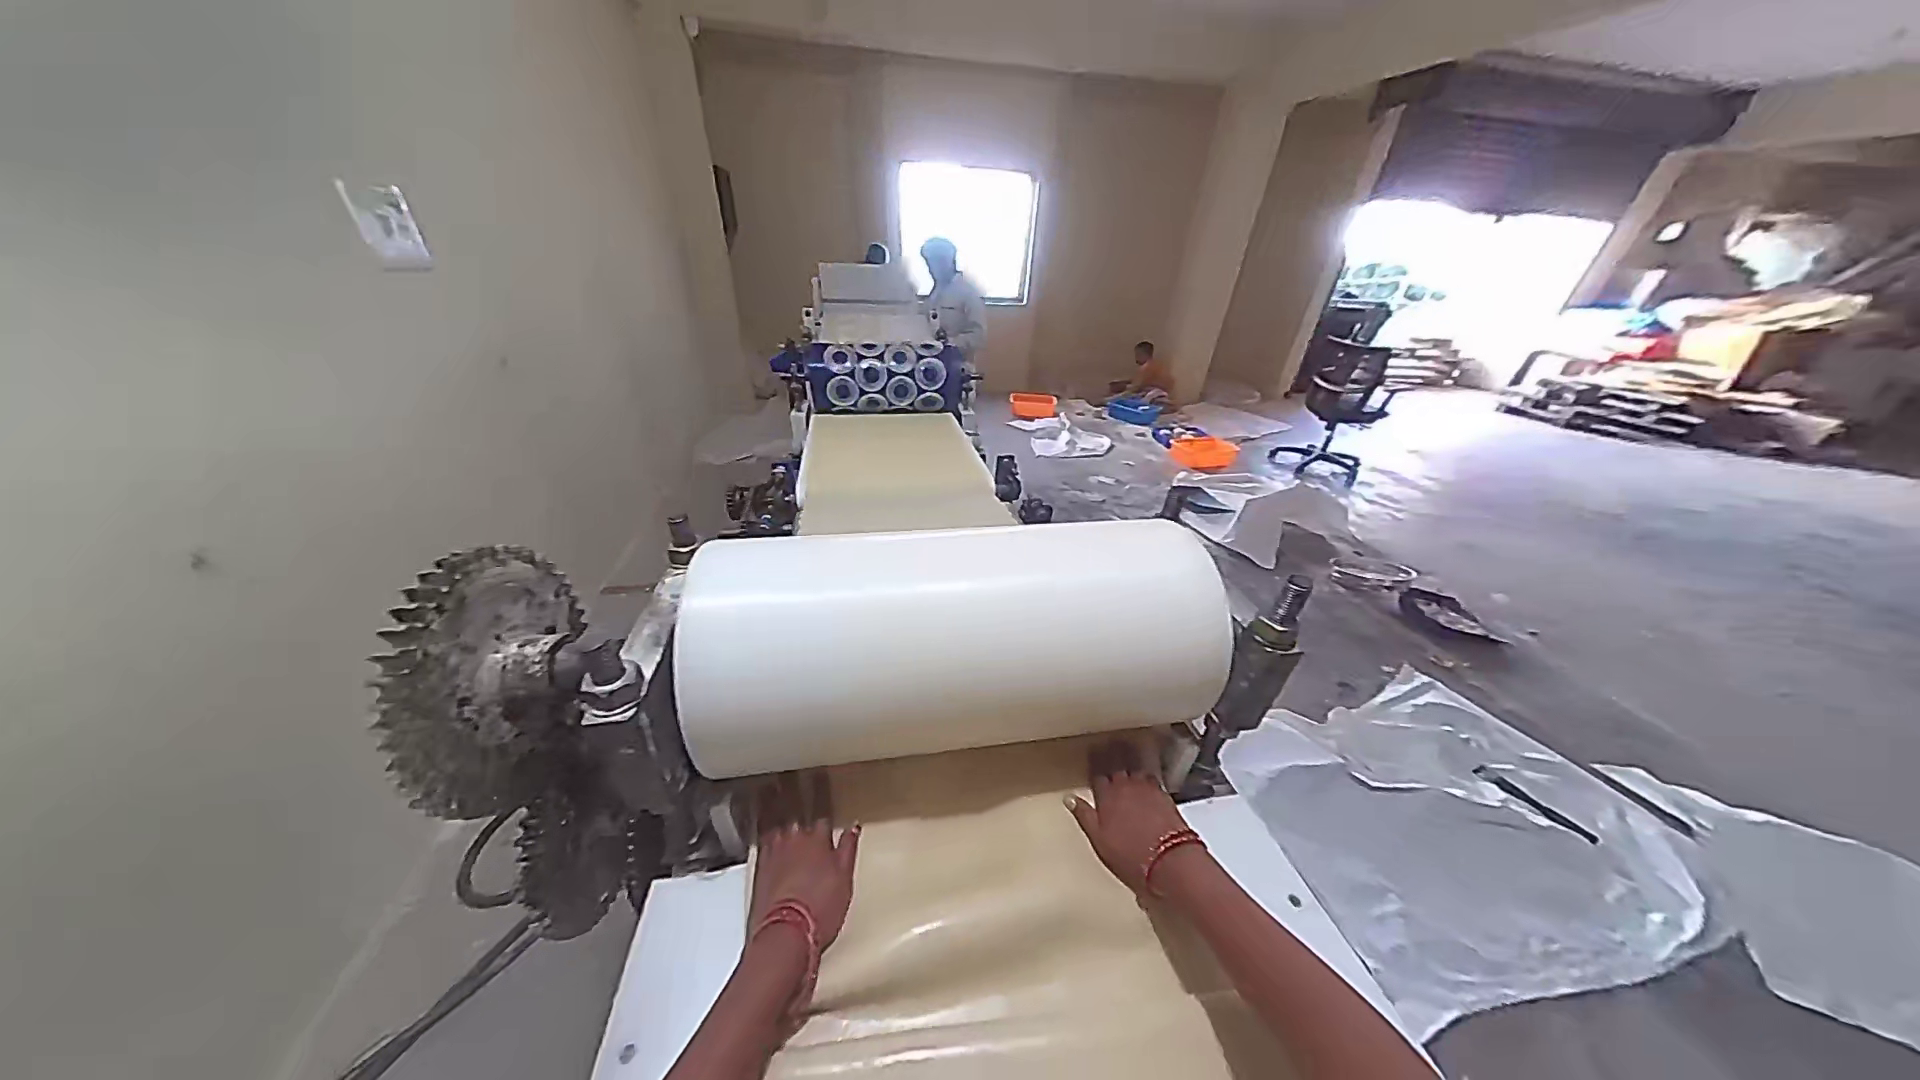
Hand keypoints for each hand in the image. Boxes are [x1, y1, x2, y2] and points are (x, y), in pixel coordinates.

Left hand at [750, 772, 859, 948]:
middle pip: (795, 805)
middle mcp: (796, 838)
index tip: (819, 773)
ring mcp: (774, 850)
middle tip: (791, 769)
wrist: (786, 935)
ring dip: (773, 797)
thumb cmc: (820, 911)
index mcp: (819, 840)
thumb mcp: (844, 880)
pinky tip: (754, 813)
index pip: (822, 806)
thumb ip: (847, 850)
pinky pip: (758, 832)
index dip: (821, 788)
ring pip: (774, 814)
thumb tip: (853, 828)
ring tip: (771, 783)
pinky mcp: (759, 864)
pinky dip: (757, 819)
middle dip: (795, 785)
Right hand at [1066, 739, 1195, 893]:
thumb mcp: (1099, 840)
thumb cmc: (1132, 856)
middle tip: (1107, 746)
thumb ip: (1084, 816)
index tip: (1091, 756)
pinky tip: (1146, 774)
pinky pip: (1151, 776)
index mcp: (1106, 797)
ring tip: (1126, 751)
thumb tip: (1070, 799)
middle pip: (1115, 765)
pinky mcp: (1164, 795)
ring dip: (1129, 758)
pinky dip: (1146, 772)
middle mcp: (1126, 787)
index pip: (1097, 775)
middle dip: (1110, 755)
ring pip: (1134, 767)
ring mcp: (1146, 789)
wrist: (1168, 862)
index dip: (1094, 765)